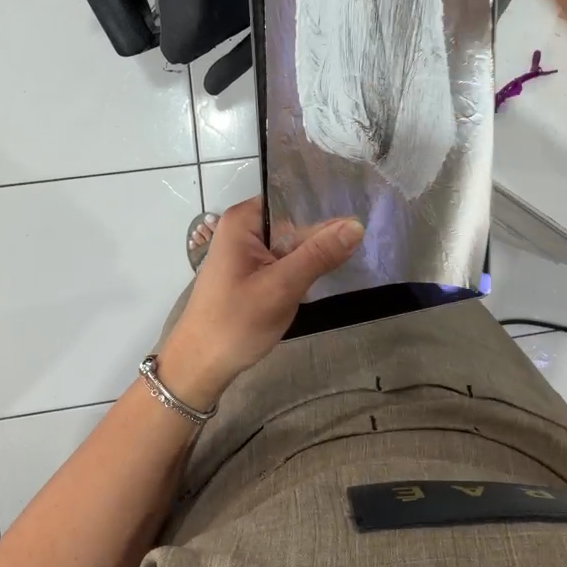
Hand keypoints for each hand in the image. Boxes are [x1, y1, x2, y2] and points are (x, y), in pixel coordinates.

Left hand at [156, 198, 363, 408]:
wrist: (199, 367)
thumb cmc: (234, 323)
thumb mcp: (281, 287)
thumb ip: (318, 255)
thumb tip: (357, 225)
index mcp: (243, 220)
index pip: (292, 199)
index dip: (324, 207)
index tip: (361, 213)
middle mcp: (243, 228)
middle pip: (295, 221)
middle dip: (324, 233)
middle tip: (366, 238)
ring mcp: (247, 252)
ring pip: (292, 243)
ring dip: (315, 253)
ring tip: (358, 250)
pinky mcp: (252, 273)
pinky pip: (284, 260)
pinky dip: (303, 267)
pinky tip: (330, 271)